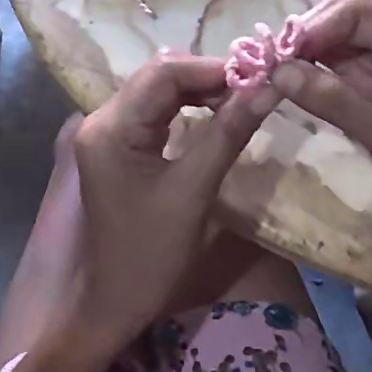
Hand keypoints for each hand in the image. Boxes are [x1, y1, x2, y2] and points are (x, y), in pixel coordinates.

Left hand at [71, 54, 279, 354]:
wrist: (110, 303)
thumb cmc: (150, 254)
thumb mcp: (194, 190)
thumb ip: (228, 133)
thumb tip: (269, 88)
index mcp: (111, 128)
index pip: (164, 73)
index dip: (214, 68)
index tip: (259, 76)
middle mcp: (102, 119)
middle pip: (159, 76)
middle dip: (209, 76)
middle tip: (255, 87)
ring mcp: (107, 131)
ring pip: (159, 90)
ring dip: (201, 89)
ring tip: (243, 99)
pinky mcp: (118, 145)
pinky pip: (156, 110)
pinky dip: (189, 106)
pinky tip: (217, 113)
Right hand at [271, 0, 371, 244]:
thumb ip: (334, 101)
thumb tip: (278, 71)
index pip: (361, 15)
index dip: (315, 27)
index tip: (277, 52)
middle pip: (349, 20)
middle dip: (307, 36)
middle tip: (268, 61)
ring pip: (341, 40)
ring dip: (305, 51)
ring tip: (271, 68)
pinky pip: (344, 63)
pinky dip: (314, 70)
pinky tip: (289, 79)